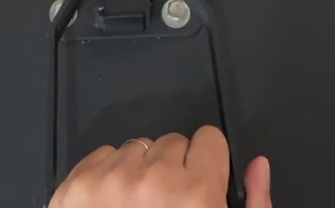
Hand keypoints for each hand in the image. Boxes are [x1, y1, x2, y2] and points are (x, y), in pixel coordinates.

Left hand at [50, 127, 273, 207]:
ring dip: (141, 174)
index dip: (207, 166)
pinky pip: (104, 156)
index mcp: (196, 195)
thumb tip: (258, 166)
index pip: (210, 139)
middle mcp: (153, 179)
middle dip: (174, 170)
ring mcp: (110, 180)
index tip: (199, 189)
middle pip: (173, 142)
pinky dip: (110, 178)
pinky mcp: (76, 186)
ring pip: (139, 148)